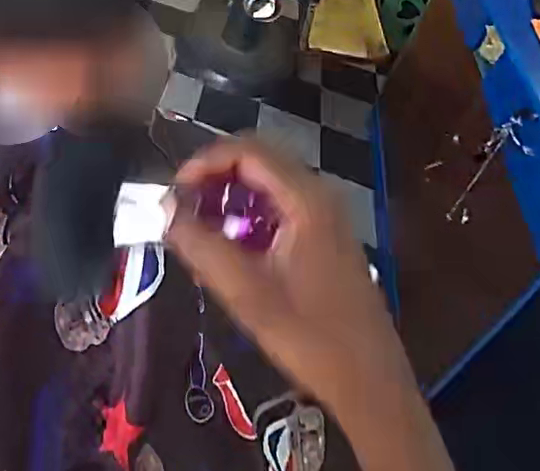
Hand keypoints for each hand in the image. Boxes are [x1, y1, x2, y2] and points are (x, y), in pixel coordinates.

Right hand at [165, 137, 449, 469]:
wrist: (373, 388)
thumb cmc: (311, 338)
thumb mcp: (246, 292)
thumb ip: (200, 245)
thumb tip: (166, 211)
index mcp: (305, 198)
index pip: (245, 151)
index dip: (203, 162)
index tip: (175, 190)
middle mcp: (318, 193)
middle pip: (255, 157)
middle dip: (212, 175)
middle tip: (183, 203)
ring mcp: (324, 212)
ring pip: (265, 178)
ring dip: (228, 191)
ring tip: (200, 223)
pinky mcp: (324, 231)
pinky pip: (277, 200)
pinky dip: (246, 208)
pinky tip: (230, 241)